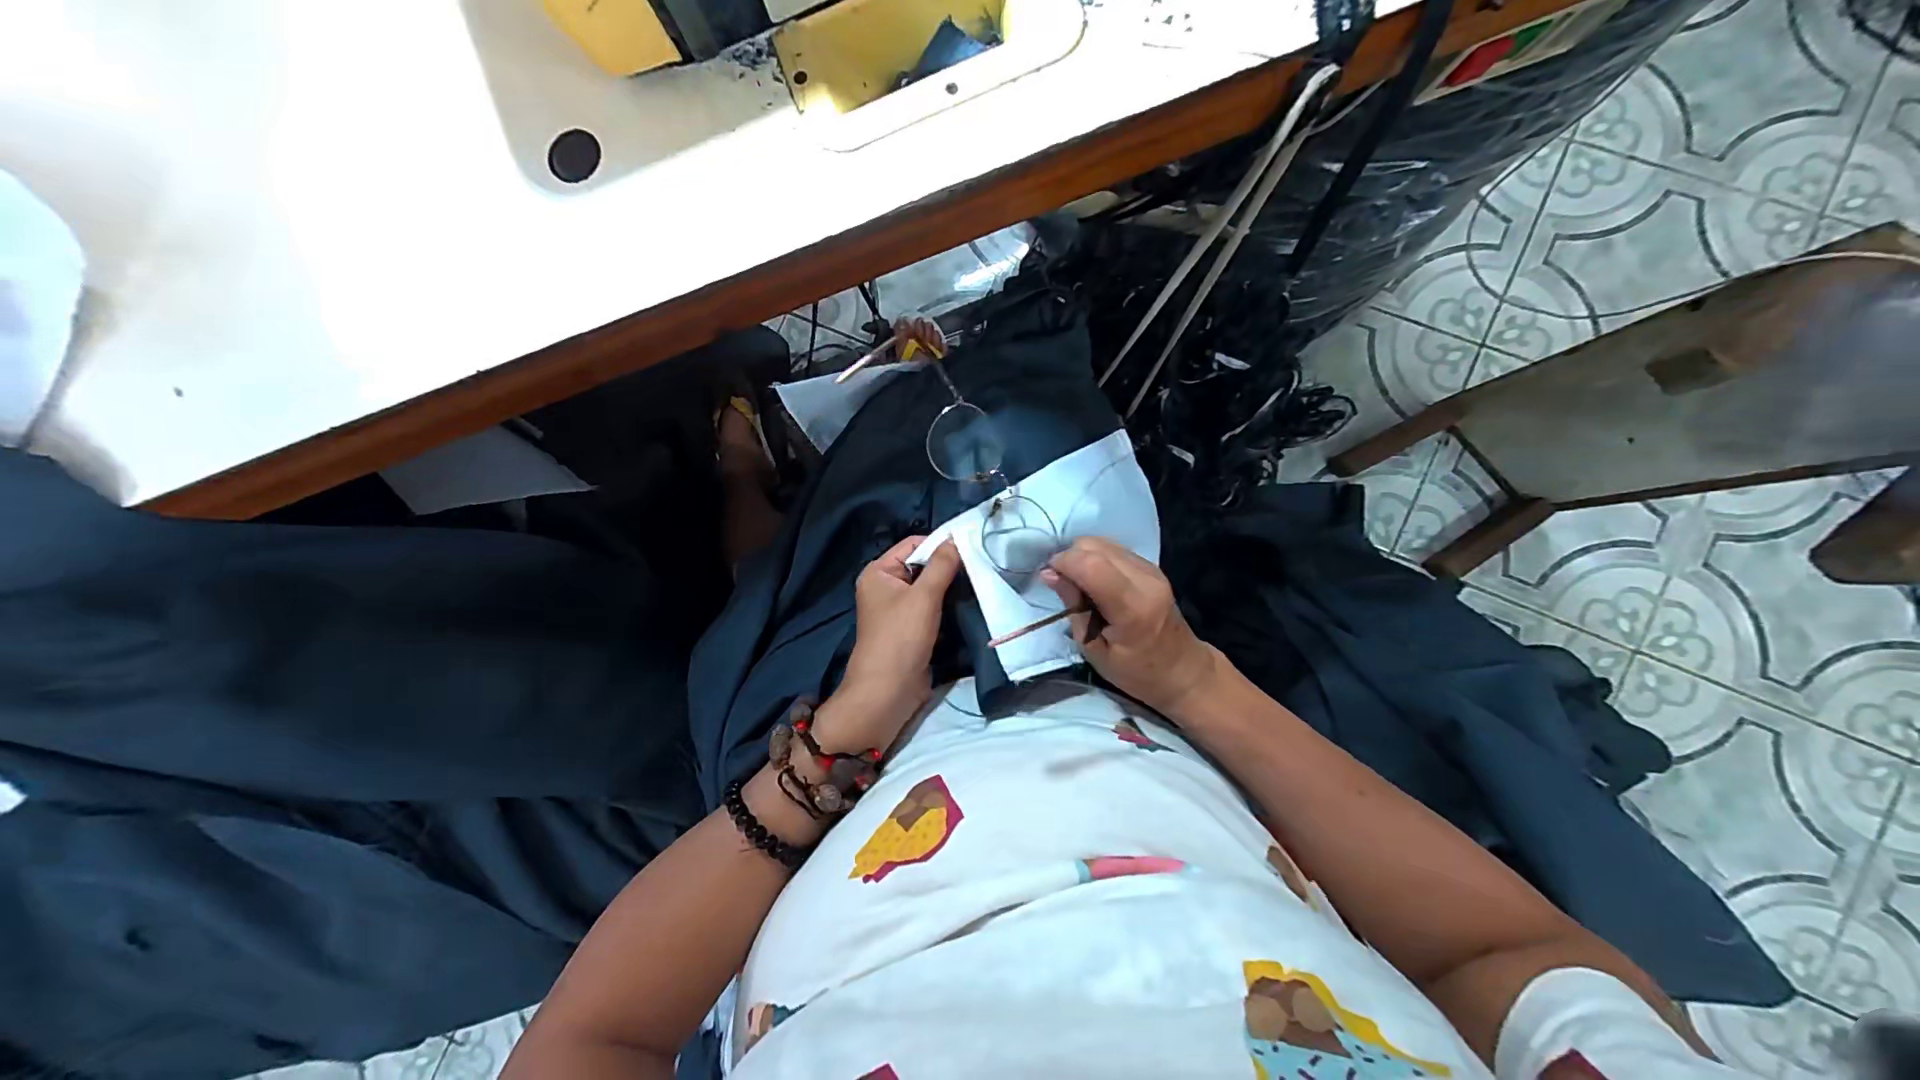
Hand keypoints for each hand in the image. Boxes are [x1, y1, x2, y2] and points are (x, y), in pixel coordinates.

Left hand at [824, 536, 961, 751]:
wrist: (889, 691)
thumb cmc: (901, 637)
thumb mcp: (924, 596)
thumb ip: (942, 565)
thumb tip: (957, 540)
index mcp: (878, 572)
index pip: (913, 544)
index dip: (940, 544)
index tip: (971, 547)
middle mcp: (885, 587)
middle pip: (922, 566)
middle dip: (948, 567)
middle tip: (980, 565)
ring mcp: (898, 609)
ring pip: (930, 589)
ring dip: (951, 589)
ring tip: (978, 584)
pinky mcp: (911, 629)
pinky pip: (932, 609)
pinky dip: (948, 607)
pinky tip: (968, 605)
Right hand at [1040, 537, 1221, 718]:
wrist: (1181, 670)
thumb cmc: (1135, 672)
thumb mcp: (1093, 650)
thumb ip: (1074, 607)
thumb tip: (1049, 574)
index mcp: (1132, 608)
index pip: (1091, 565)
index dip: (1062, 563)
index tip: (1048, 578)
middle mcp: (1145, 580)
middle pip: (1094, 546)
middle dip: (1069, 558)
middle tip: (1062, 584)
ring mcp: (1151, 569)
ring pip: (1102, 542)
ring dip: (1081, 557)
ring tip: (1078, 584)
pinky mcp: (1151, 565)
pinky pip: (1112, 549)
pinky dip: (1095, 558)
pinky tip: (1094, 581)